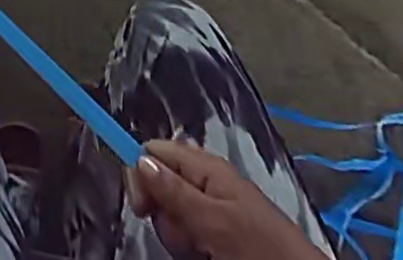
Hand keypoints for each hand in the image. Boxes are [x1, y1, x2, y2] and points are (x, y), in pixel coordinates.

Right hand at [125, 138, 324, 259]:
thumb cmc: (263, 251)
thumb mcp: (217, 222)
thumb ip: (176, 192)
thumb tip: (139, 160)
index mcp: (205, 167)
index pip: (154, 151)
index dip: (140, 173)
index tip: (141, 207)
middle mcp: (205, 182)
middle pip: (159, 186)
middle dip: (166, 216)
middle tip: (188, 238)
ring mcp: (212, 211)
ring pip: (172, 216)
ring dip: (180, 238)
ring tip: (205, 253)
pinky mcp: (217, 235)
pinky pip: (188, 235)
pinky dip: (191, 249)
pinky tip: (207, 257)